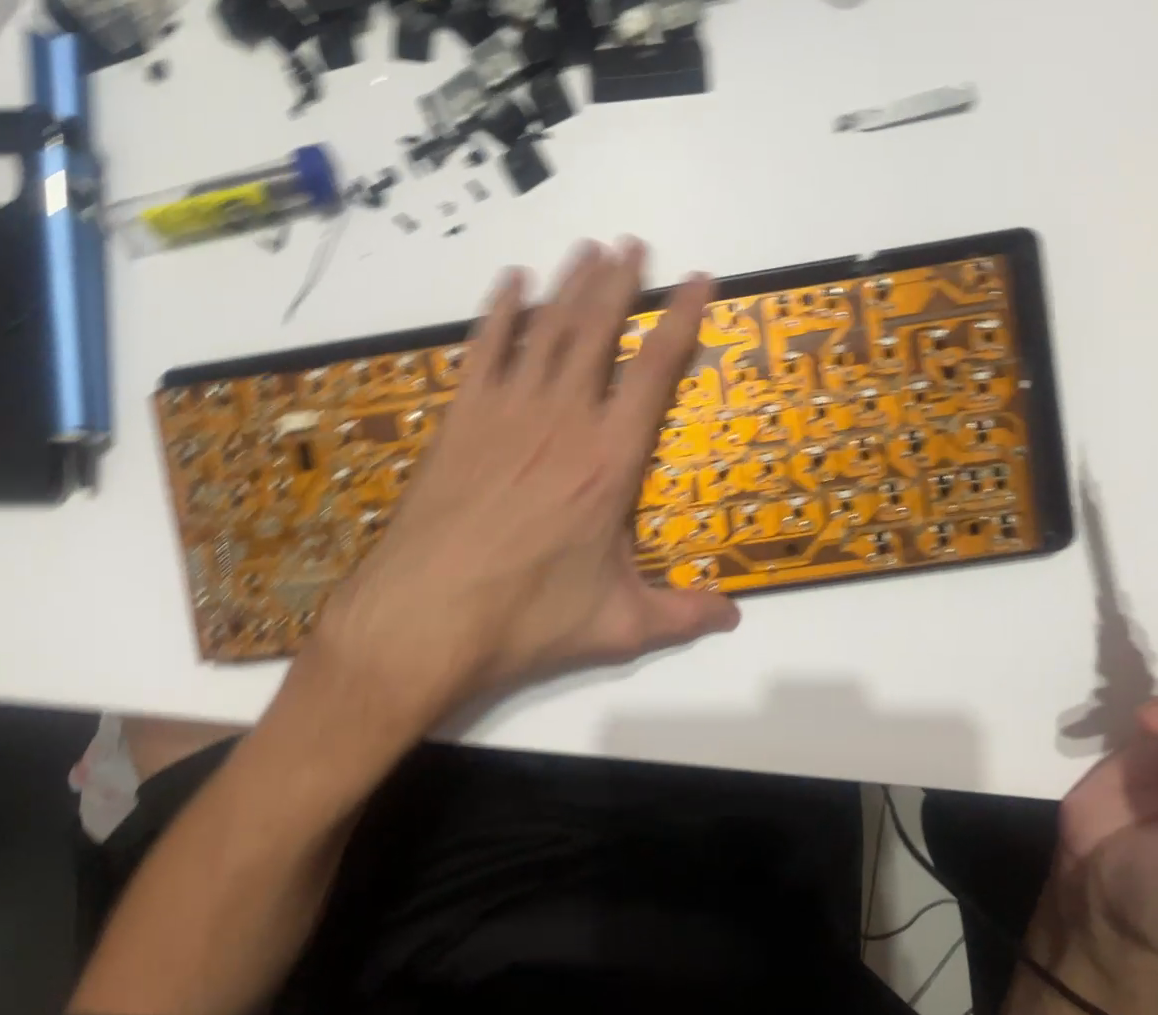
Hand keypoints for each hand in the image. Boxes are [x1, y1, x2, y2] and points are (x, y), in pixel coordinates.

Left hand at [313, 239, 739, 713]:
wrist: (425, 617)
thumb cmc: (525, 620)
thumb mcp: (616, 626)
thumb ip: (679, 617)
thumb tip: (732, 619)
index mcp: (609, 462)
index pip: (655, 371)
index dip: (680, 319)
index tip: (696, 279)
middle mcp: (562, 421)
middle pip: (596, 331)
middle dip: (618, 282)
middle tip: (632, 245)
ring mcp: (505, 414)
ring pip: (545, 330)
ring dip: (569, 285)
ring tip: (587, 250)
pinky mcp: (459, 421)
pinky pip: (483, 350)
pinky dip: (500, 312)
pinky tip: (511, 284)